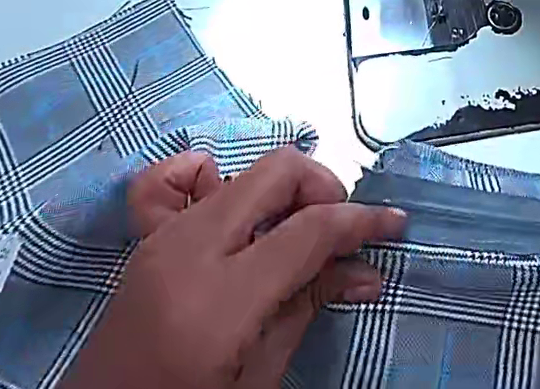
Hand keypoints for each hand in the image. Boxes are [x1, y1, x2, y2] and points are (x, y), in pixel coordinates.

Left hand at [63, 147, 406, 388]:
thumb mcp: (258, 379)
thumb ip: (308, 306)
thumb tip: (366, 271)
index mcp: (219, 302)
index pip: (307, 231)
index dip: (360, 221)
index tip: (393, 222)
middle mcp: (189, 249)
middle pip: (276, 172)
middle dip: (322, 186)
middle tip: (342, 227)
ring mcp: (162, 235)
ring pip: (242, 171)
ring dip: (283, 189)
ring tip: (299, 232)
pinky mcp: (146, 234)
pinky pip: (178, 178)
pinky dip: (215, 178)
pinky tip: (232, 211)